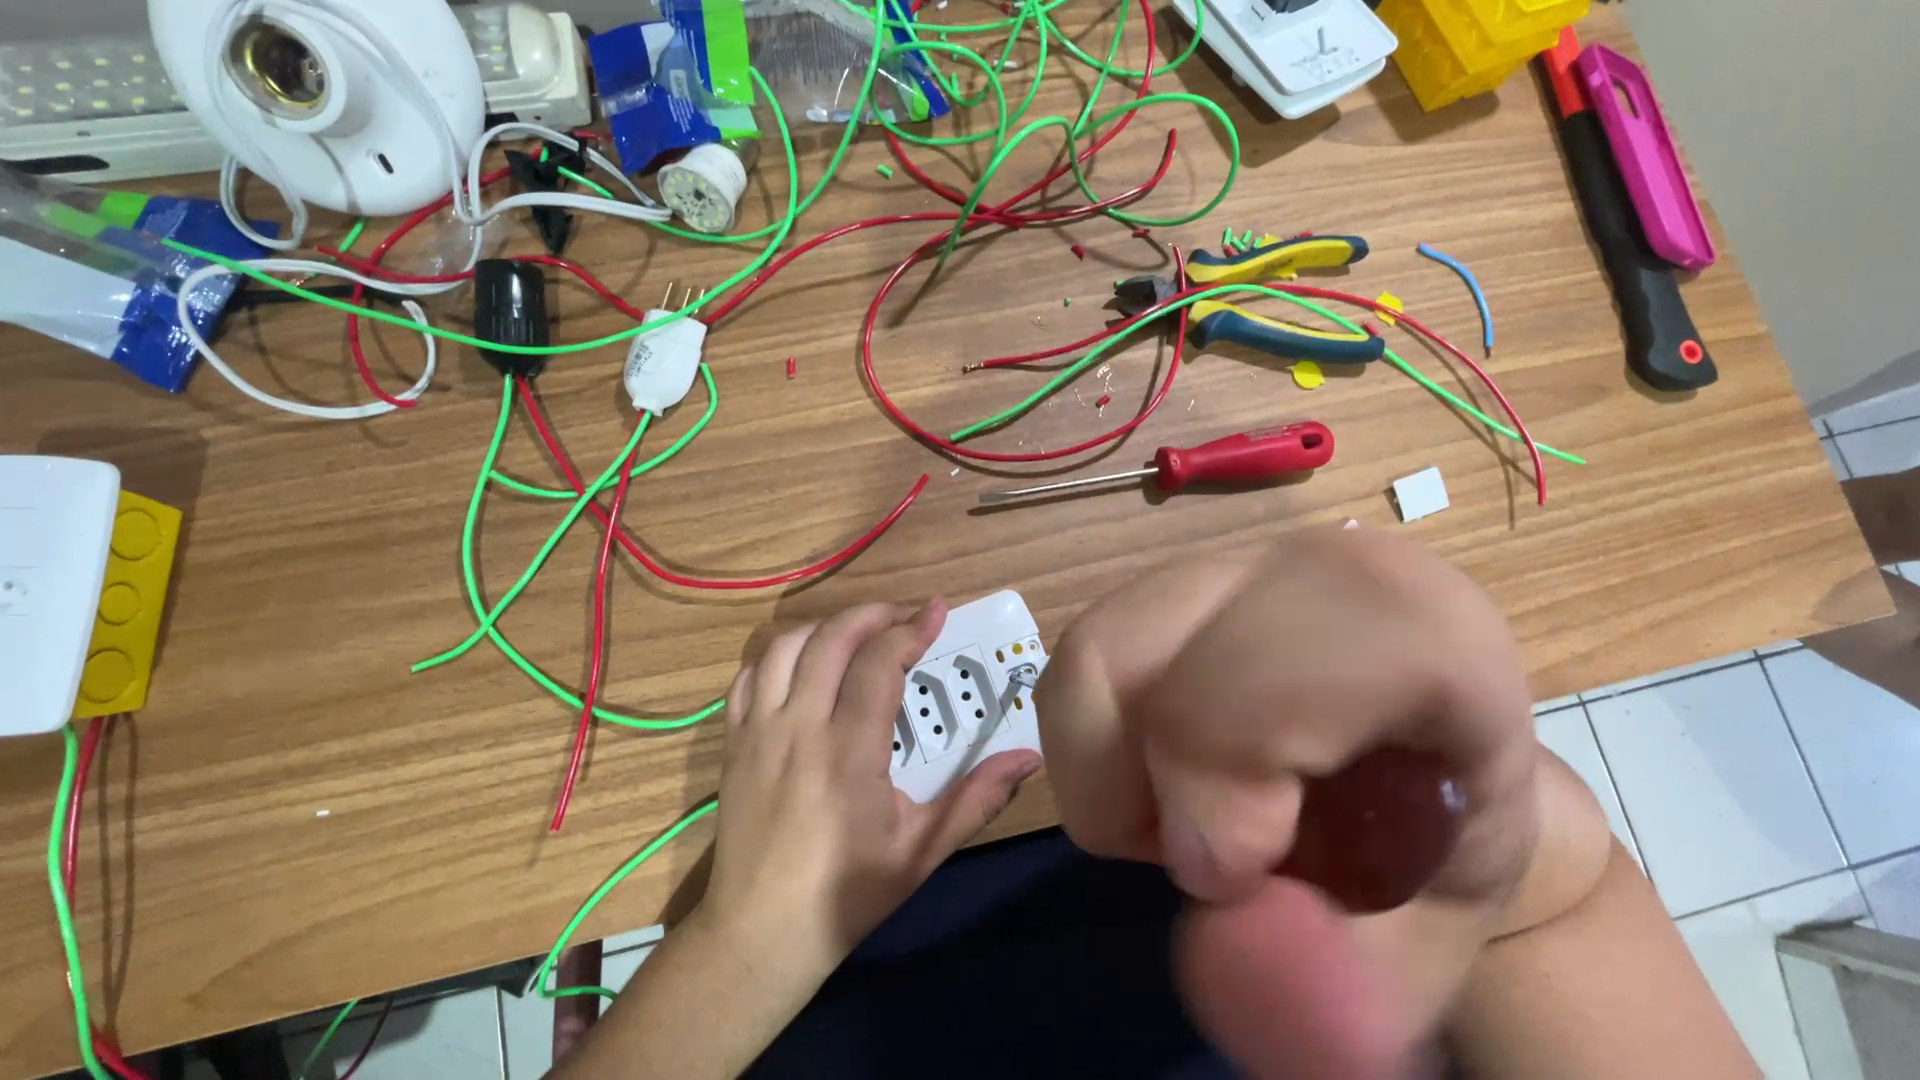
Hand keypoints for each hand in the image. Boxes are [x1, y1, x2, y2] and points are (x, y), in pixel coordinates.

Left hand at [701, 599, 1042, 977]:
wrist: (761, 934)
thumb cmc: (848, 893)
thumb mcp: (922, 850)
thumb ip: (977, 798)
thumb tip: (1031, 758)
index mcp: (849, 750)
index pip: (880, 663)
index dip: (910, 628)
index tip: (937, 609)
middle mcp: (799, 727)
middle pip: (831, 640)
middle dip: (871, 615)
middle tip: (903, 616)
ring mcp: (758, 732)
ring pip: (785, 649)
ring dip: (825, 629)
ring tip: (857, 636)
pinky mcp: (733, 745)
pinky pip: (748, 678)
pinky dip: (778, 657)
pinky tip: (801, 667)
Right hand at [1037, 526, 1538, 1078]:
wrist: (1440, 736)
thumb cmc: (1449, 825)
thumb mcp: (1437, 924)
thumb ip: (1344, 970)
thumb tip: (1221, 964)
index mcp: (1410, 630)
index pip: (1259, 681)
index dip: (1216, 794)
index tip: (1229, 878)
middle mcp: (1295, 567)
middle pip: (1121, 655)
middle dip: (1127, 788)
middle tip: (1194, 858)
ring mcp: (1215, 567)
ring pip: (1082, 661)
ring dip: (1099, 772)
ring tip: (1179, 814)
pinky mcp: (1160, 586)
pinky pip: (1073, 670)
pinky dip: (1091, 749)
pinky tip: (1161, 771)